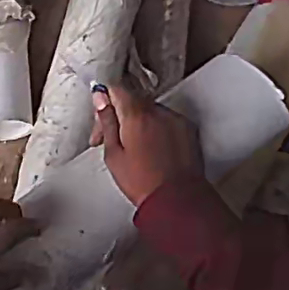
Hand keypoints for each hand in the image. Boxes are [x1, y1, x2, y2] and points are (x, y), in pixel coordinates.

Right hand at [90, 83, 202, 206]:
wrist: (177, 200)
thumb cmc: (143, 182)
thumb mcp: (114, 154)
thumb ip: (107, 121)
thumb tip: (100, 98)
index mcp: (137, 116)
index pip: (117, 89)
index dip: (105, 98)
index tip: (100, 110)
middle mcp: (159, 112)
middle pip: (133, 100)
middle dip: (119, 114)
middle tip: (109, 138)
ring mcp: (176, 120)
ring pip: (150, 110)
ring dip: (139, 122)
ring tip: (133, 148)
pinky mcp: (188, 129)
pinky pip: (166, 120)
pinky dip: (156, 129)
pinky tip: (151, 149)